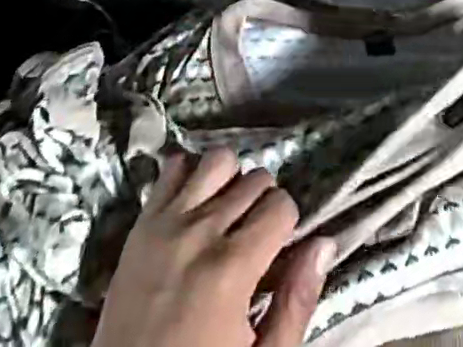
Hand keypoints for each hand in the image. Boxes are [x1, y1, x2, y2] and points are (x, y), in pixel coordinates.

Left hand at [93, 148, 333, 346]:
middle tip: (253, 240)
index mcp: (231, 268)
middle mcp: (199, 233)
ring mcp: (164, 225)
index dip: (287, 226)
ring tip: (227, 215)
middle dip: (263, 203)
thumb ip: (296, 302)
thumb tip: (324, 243)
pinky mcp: (138, 227)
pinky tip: (196, 204)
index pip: (282, 204)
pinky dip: (191, 175)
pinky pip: (172, 168)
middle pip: (255, 179)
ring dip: (231, 181)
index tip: (276, 252)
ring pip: (218, 160)